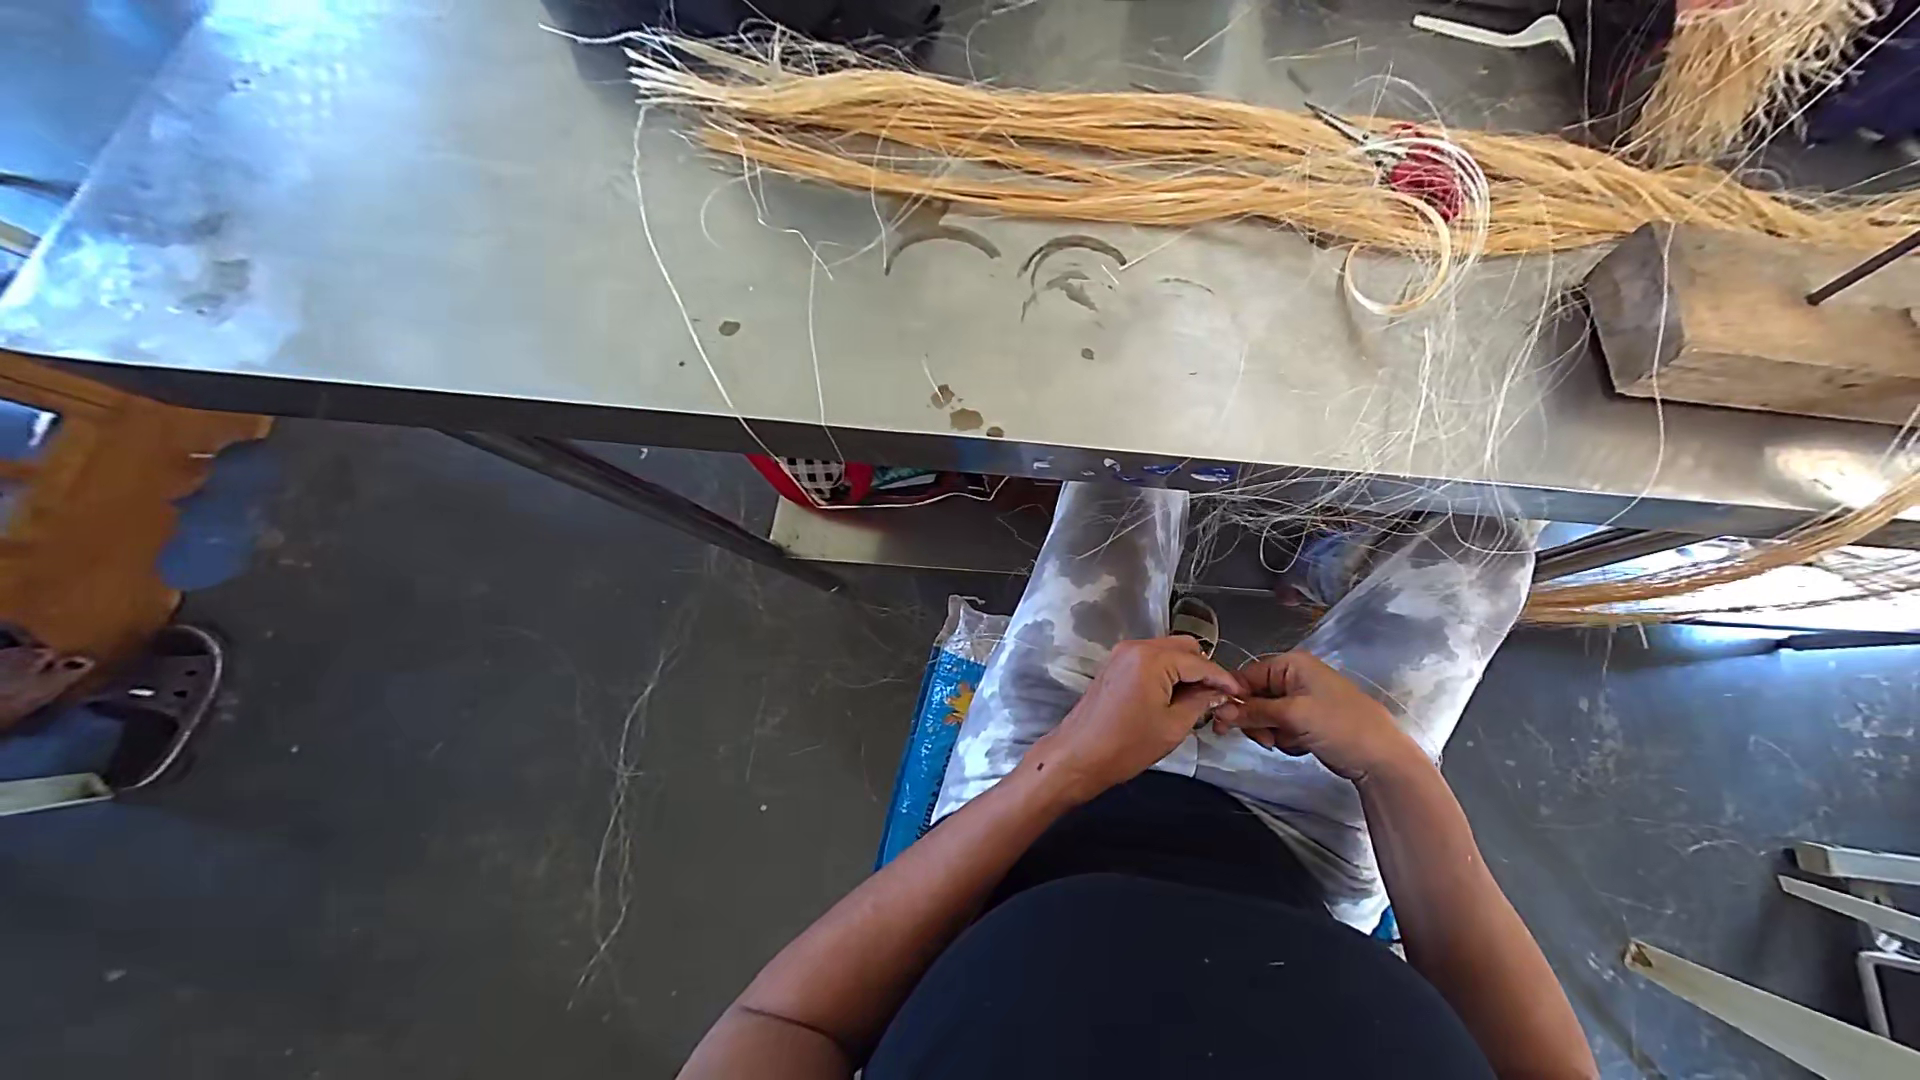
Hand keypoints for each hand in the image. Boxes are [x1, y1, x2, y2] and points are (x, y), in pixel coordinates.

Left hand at [1023, 637, 1244, 801]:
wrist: (1078, 755)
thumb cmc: (1126, 744)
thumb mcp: (1173, 726)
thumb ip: (1200, 702)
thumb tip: (1217, 692)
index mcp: (1152, 658)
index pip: (1200, 662)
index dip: (1223, 679)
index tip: (1240, 694)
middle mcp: (1135, 647)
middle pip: (1183, 647)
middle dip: (1204, 669)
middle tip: (1219, 697)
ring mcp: (1121, 654)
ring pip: (1166, 651)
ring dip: (1185, 669)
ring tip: (1199, 699)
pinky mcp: (1114, 665)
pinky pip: (1149, 659)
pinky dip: (1166, 671)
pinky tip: (1175, 695)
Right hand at [1212, 651, 1421, 781]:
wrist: (1384, 760)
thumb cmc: (1341, 726)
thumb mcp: (1292, 715)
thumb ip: (1252, 712)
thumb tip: (1218, 712)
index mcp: (1291, 664)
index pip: (1246, 675)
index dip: (1234, 697)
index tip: (1222, 720)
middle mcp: (1294, 677)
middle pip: (1253, 696)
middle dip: (1254, 718)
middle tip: (1263, 737)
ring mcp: (1301, 699)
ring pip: (1264, 714)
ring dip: (1268, 731)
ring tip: (1283, 742)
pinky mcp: (1307, 720)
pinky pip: (1279, 726)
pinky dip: (1282, 737)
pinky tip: (1298, 745)